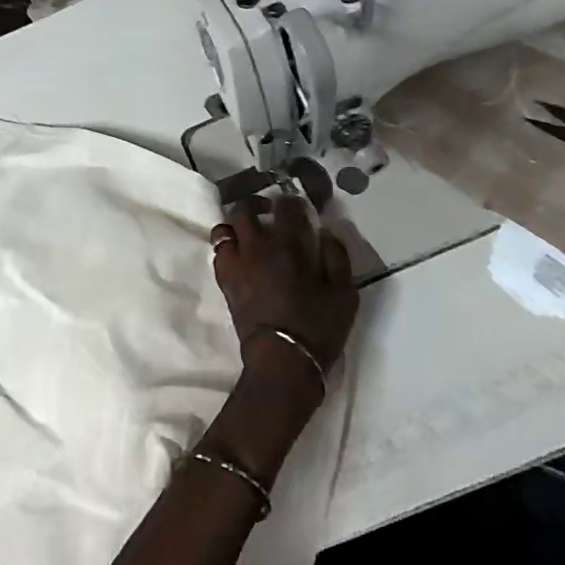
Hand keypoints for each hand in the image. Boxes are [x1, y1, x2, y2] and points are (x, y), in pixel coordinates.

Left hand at [210, 195, 359, 372]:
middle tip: (272, 214)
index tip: (300, 208)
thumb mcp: (345, 293)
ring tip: (252, 236)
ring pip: (223, 230)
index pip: (285, 207)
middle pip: (244, 210)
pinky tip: (244, 259)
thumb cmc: (318, 327)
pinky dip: (229, 249)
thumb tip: (327, 233)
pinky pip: (219, 254)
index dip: (294, 202)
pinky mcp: (225, 284)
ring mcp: (236, 266)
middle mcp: (256, 248)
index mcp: (286, 245)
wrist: (282, 362)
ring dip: (237, 227)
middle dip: (258, 205)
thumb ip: (337, 256)